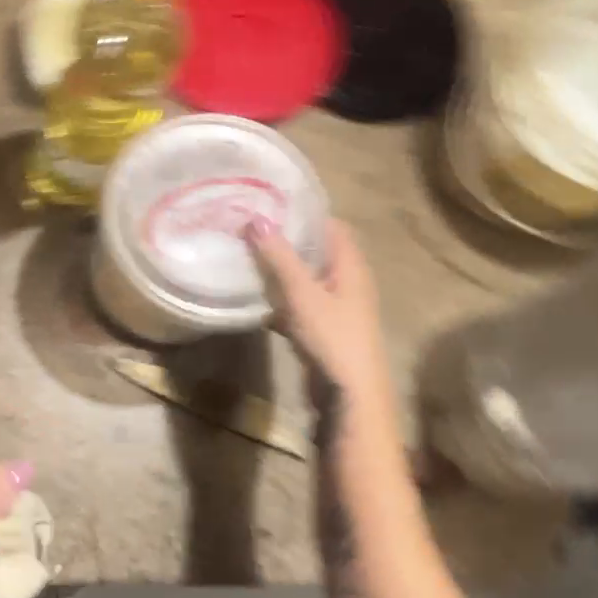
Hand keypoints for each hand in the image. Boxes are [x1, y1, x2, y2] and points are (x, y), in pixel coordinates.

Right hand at [248, 219, 393, 406]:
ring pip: (305, 279)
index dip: (304, 212)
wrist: (349, 393)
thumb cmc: (332, 337)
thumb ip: (280, 257)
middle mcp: (347, 282)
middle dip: (286, 240)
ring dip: (280, 270)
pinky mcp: (323, 330)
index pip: (331, 226)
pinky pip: (298, 304)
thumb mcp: (302, 294)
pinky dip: (280, 299)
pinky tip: (256, 301)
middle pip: (316, 252)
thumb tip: (257, 218)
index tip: (270, 203)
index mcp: (351, 267)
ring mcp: (336, 308)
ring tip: (246, 257)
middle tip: (249, 228)